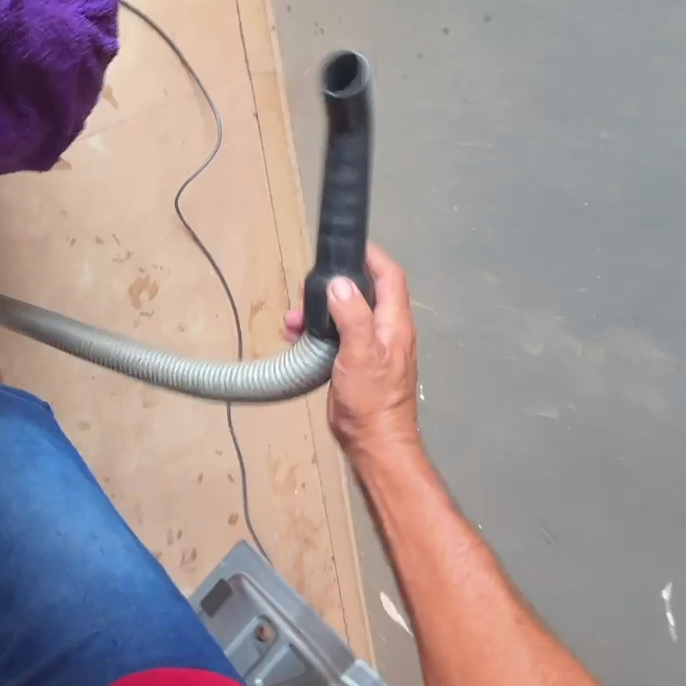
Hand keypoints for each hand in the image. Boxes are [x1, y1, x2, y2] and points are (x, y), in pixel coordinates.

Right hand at [282, 244, 419, 456]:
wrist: (371, 440)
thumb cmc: (372, 398)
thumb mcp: (362, 354)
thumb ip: (352, 316)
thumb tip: (338, 284)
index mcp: (393, 324)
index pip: (389, 277)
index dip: (372, 257)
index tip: (347, 245)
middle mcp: (383, 330)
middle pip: (360, 292)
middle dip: (332, 285)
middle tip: (306, 289)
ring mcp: (367, 346)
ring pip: (341, 313)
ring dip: (315, 311)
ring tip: (291, 318)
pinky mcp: (350, 361)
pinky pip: (330, 335)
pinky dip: (311, 331)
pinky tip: (292, 336)